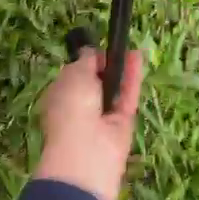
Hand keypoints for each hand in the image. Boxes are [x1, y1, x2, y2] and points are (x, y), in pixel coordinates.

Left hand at [33, 49, 142, 199]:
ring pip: (115, 89)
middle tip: (117, 48)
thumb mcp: (75, 75)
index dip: (86, 62)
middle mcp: (80, 105)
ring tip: (132, 49)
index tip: (98, 50)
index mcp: (60, 95)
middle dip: (106, 65)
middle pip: (96, 82)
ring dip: (122, 69)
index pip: (74, 75)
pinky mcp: (122, 122)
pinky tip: (138, 57)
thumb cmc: (71, 107)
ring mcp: (102, 115)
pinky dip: (133, 78)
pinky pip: (128, 96)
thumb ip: (86, 60)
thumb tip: (91, 52)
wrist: (86, 151)